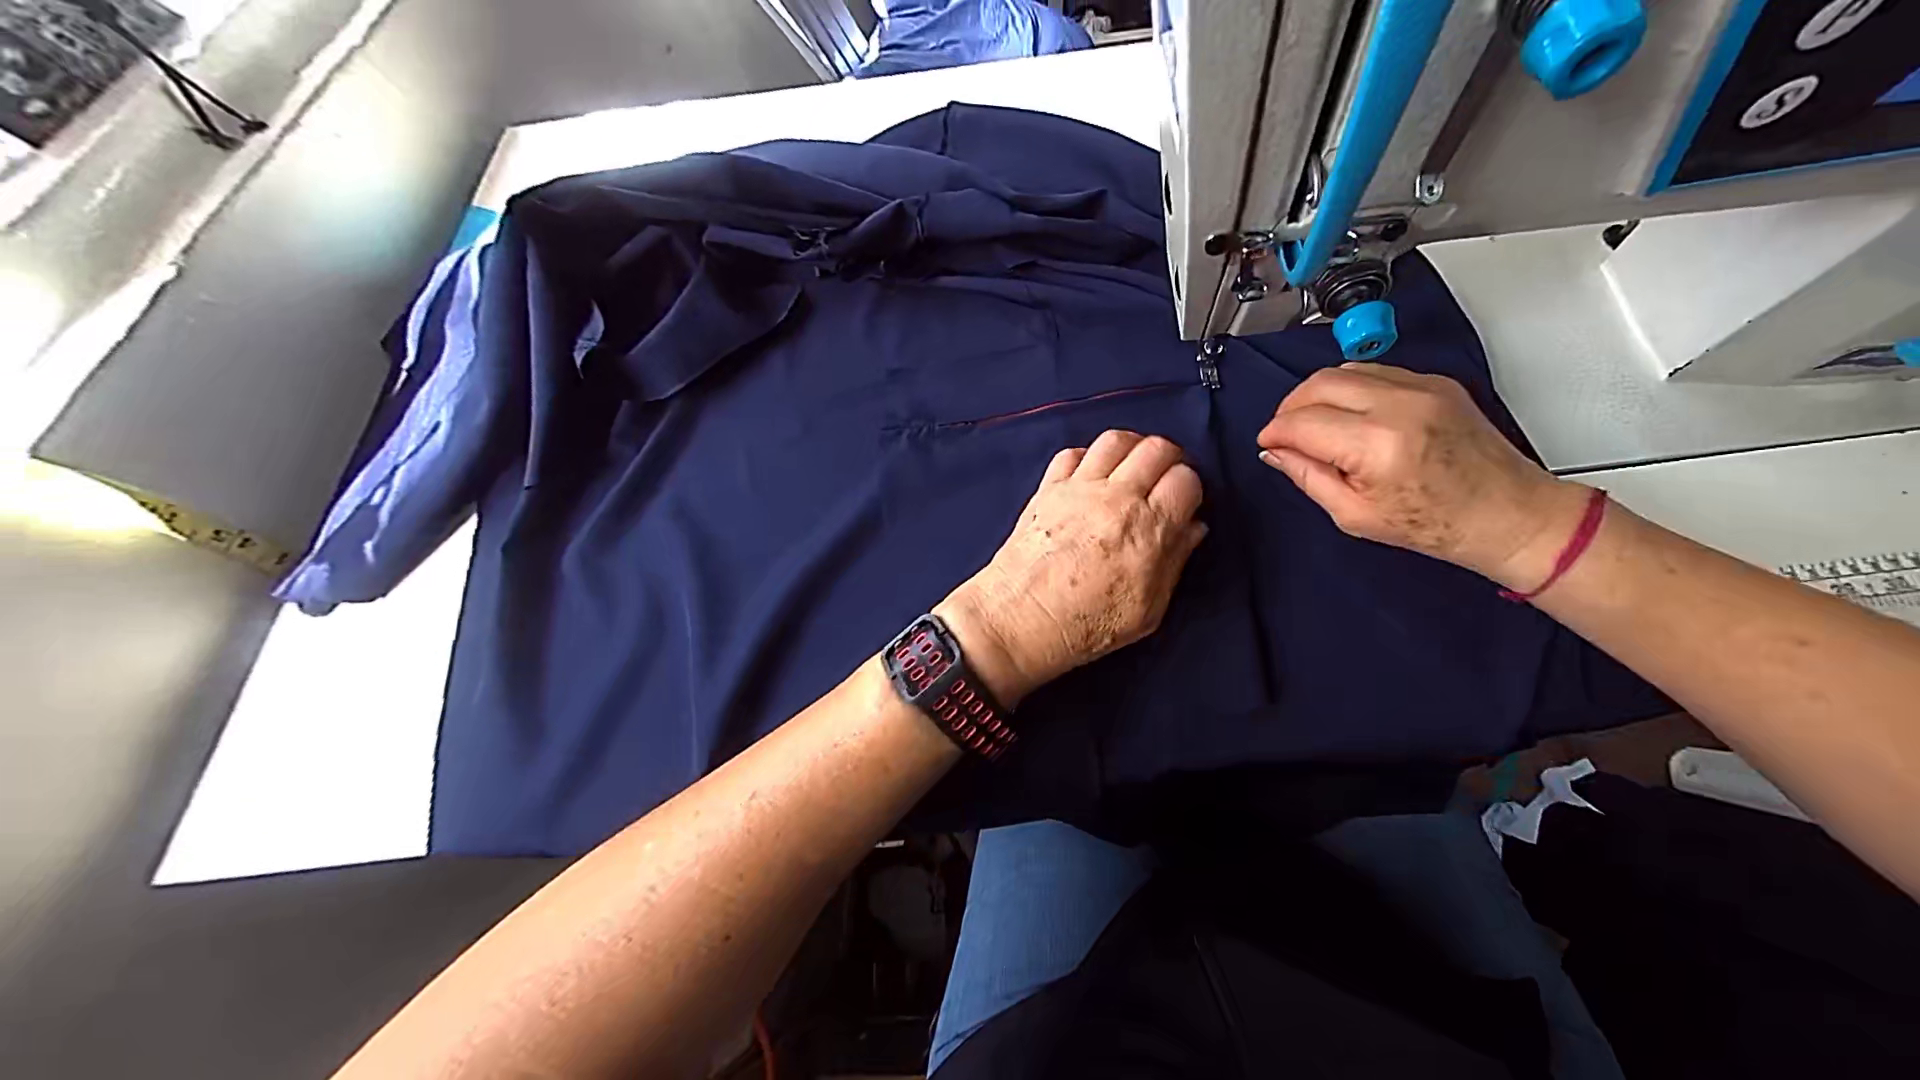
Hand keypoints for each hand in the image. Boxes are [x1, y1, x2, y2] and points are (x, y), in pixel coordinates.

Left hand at [935, 430, 1208, 705]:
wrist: (1018, 621)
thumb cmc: (1084, 626)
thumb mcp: (1147, 610)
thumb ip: (1174, 562)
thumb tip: (1193, 527)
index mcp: (1149, 527)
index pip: (1186, 480)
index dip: (1191, 488)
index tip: (1185, 503)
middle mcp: (1116, 497)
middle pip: (1156, 449)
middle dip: (1169, 460)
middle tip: (1165, 479)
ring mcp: (1078, 488)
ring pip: (1115, 440)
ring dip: (1132, 448)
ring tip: (1132, 468)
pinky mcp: (1047, 490)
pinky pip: (1071, 453)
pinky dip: (1087, 458)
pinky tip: (1090, 477)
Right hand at [1255, 363, 1590, 589]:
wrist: (1506, 514)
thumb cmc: (1437, 523)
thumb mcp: (1353, 514)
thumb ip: (1308, 477)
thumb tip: (1276, 453)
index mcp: (1377, 445)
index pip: (1301, 422)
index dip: (1274, 433)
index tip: (1268, 445)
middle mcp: (1400, 405)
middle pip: (1317, 384)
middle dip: (1290, 408)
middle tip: (1285, 434)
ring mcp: (1422, 388)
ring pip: (1342, 371)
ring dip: (1317, 395)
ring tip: (1314, 425)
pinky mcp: (1436, 382)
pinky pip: (1374, 372)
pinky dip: (1349, 389)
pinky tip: (1348, 417)